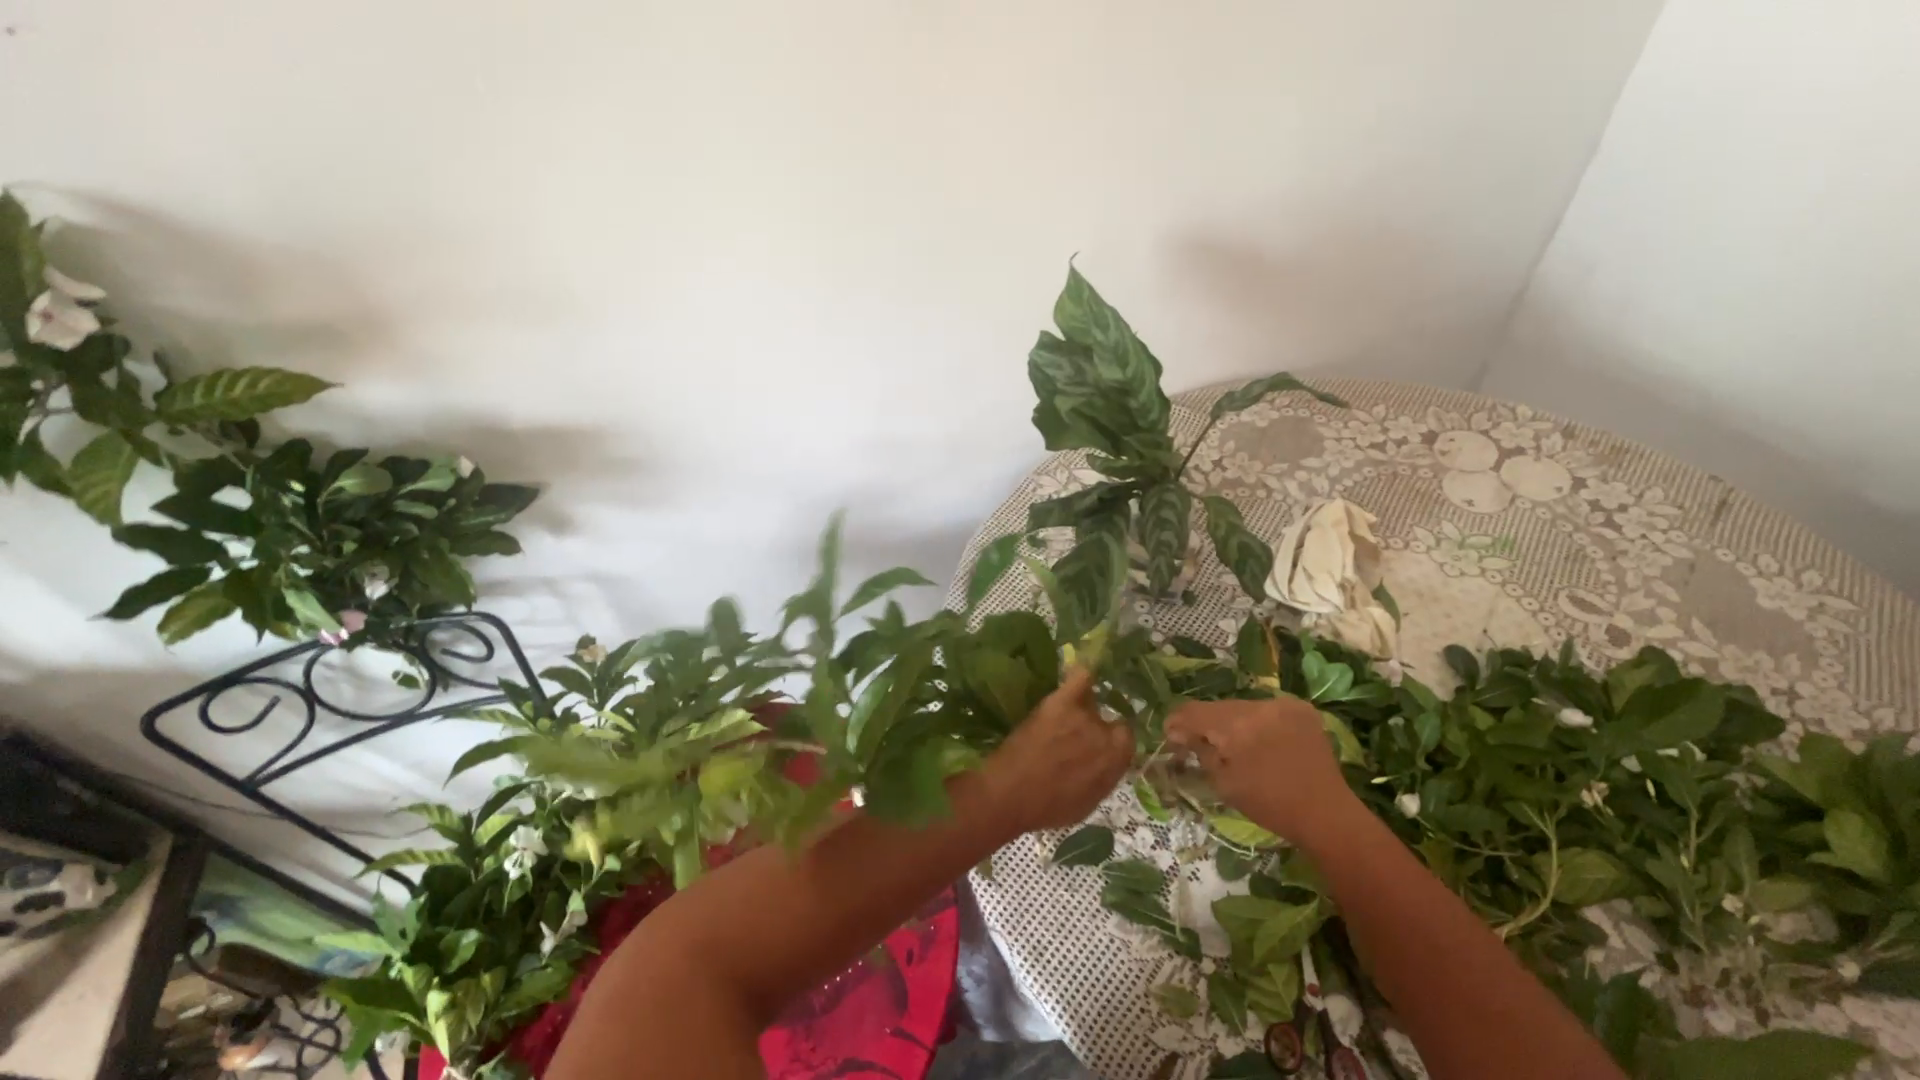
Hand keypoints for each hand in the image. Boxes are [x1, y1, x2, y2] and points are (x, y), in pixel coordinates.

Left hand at [979, 667, 1133, 835]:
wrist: (1010, 795)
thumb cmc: (1047, 807)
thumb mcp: (1088, 802)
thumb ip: (1104, 776)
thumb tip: (1107, 762)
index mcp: (1116, 762)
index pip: (1125, 739)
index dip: (1111, 742)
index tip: (1097, 747)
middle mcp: (1106, 736)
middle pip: (1107, 720)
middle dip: (1093, 729)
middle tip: (1071, 740)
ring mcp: (1084, 716)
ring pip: (1090, 703)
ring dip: (1079, 711)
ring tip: (1058, 723)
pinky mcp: (1061, 702)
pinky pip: (1081, 677)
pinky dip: (1084, 673)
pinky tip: (1083, 673)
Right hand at [1165, 695, 1362, 847]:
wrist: (1325, 813)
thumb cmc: (1269, 805)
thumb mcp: (1223, 783)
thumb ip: (1200, 750)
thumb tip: (1179, 732)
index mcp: (1236, 726)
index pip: (1194, 712)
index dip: (1177, 721)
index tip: (1169, 734)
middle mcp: (1258, 706)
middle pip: (1218, 707)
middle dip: (1205, 723)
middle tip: (1196, 741)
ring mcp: (1283, 704)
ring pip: (1242, 707)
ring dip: (1231, 721)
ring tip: (1231, 743)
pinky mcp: (1301, 709)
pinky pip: (1266, 710)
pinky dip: (1256, 722)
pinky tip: (1259, 740)